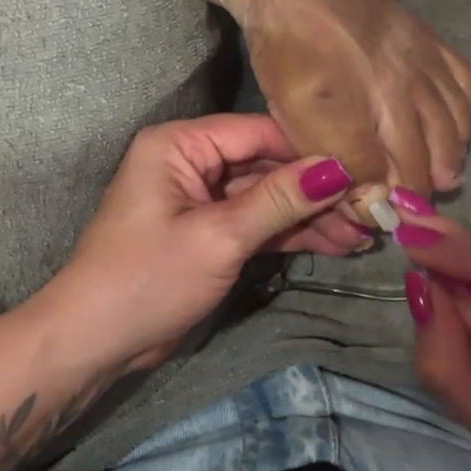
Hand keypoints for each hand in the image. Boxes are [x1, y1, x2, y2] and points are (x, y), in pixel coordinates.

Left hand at [46, 114, 366, 371]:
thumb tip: (339, 168)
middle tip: (374, 210)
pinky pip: (254, 224)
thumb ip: (278, 200)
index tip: (368, 166)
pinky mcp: (206, 234)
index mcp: (179, 145)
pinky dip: (289, 235)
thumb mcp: (219, 236)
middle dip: (316, 189)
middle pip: (264, 165)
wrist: (96, 338)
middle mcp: (187, 162)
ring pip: (264, 197)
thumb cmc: (148, 277)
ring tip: (364, 235)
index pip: (257, 132)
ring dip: (310, 216)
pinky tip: (335, 244)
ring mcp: (197, 200)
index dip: (311, 149)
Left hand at [209, 0, 470, 207]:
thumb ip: (332, 151)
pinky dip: (461, 105)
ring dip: (447, 153)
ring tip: (440, 175)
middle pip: (424, 151)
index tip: (381, 227)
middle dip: (419, 187)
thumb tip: (371, 198)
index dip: (386, 204)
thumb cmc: (275, 31)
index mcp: (371, 107)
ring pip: (448, 118)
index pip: (390, 173)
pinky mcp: (414, 27)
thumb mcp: (290, 100)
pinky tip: (454, 115)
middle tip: (414, 211)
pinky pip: (456, 74)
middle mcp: (404, 84)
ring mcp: (414, 52)